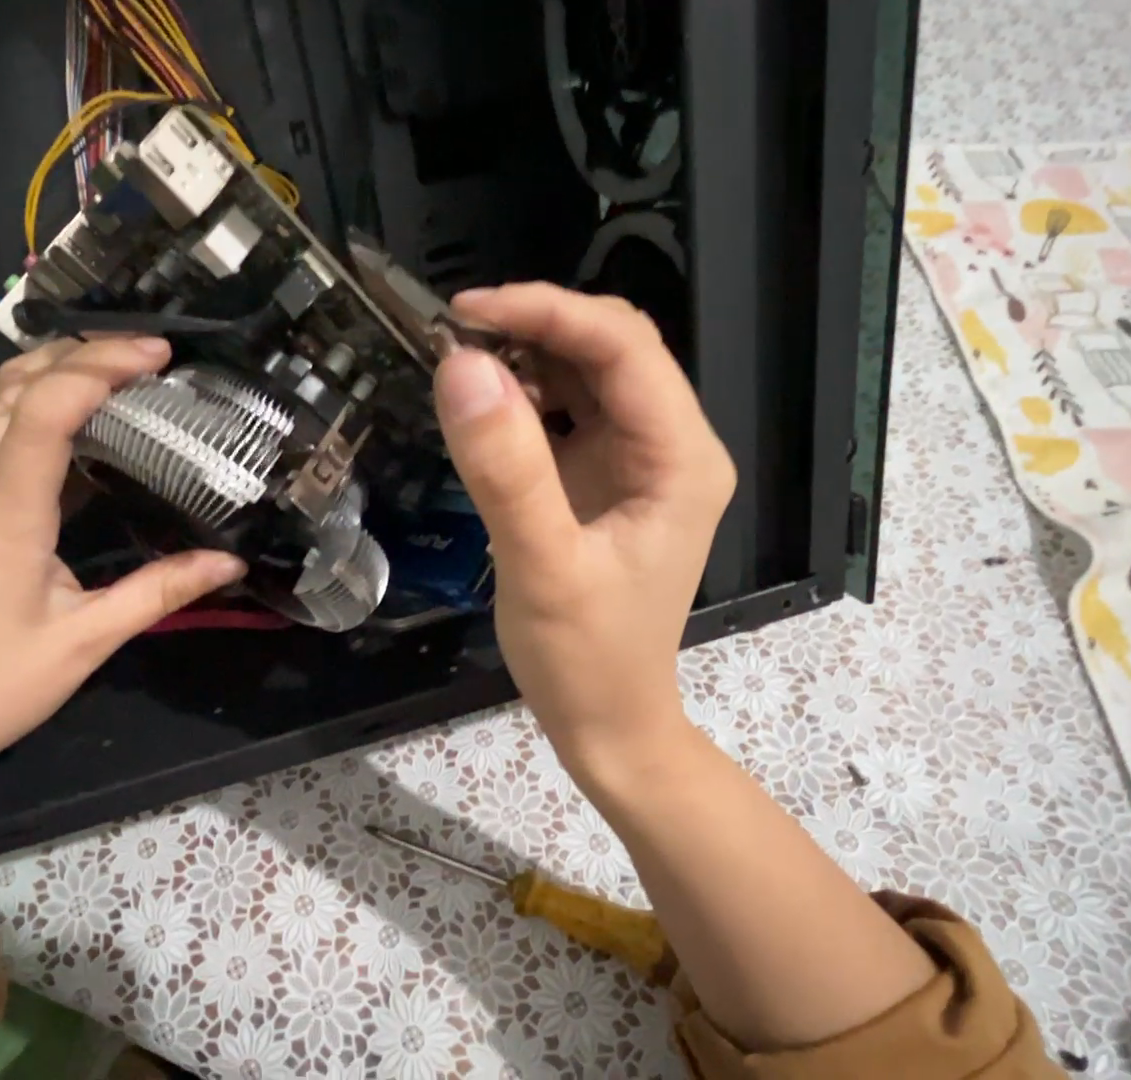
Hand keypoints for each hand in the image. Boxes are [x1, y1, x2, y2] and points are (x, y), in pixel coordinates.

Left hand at [0, 337, 246, 797]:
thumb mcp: (86, 643)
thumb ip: (158, 593)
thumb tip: (229, 562)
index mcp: (6, 518)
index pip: (45, 413)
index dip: (99, 368)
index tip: (158, 356)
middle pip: (14, 390)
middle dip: (79, 353)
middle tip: (147, 355)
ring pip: (1, 409)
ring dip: (56, 375)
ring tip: (123, 374)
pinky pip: (1, 443)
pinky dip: (44, 412)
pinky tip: (87, 431)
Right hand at [433, 284, 735, 780]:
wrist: (606, 720)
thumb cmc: (585, 657)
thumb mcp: (542, 567)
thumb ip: (506, 470)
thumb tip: (460, 366)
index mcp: (680, 457)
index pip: (623, 347)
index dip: (546, 312)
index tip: (463, 312)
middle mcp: (669, 445)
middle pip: (610, 348)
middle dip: (533, 327)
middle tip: (450, 336)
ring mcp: (637, 460)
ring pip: (585, 374)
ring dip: (524, 357)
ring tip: (456, 363)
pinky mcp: (603, 478)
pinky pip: (566, 413)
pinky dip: (521, 396)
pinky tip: (482, 405)